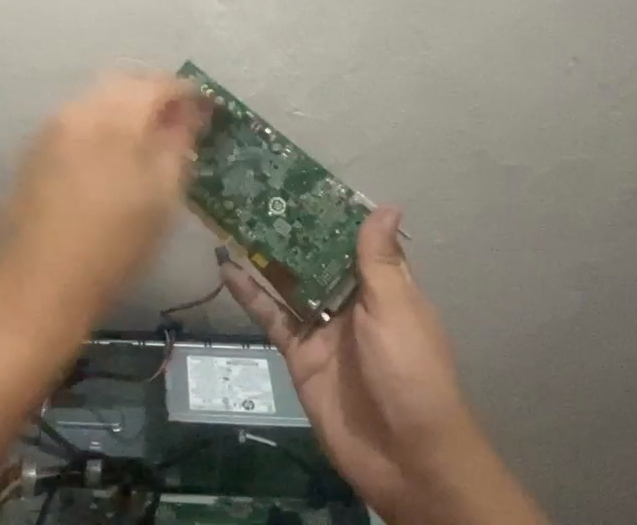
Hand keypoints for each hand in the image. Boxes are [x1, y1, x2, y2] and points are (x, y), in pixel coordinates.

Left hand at [0, 72, 212, 323]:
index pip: (160, 85)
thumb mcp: (162, 198)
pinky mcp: (35, 147)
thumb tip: (190, 113)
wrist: (38, 283)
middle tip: (180, 120)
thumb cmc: (113, 246)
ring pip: (98, 97)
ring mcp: (52, 126)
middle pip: (126, 82)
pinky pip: (78, 117)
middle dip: (156, 93)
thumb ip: (178, 144)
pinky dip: (102, 121)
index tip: (207, 110)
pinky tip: (112, 152)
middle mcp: (80, 110)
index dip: (188, 93)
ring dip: (127, 105)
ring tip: (148, 138)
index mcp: (115, 118)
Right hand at [224, 209, 542, 523]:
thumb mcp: (396, 310)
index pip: (355, 242)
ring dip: (264, 255)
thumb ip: (379, 261)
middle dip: (290, 230)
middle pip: (316, 259)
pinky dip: (249, 294)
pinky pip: (272, 316)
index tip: (302, 180)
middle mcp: (351, 303)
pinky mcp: (299, 353)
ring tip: (233, 218)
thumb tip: (387, 206)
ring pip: (289, 283)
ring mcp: (323, 328)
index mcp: (382, 289)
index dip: (331, 214)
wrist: (404, 456)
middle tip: (254, 192)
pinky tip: (226, 267)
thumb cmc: (409, 372)